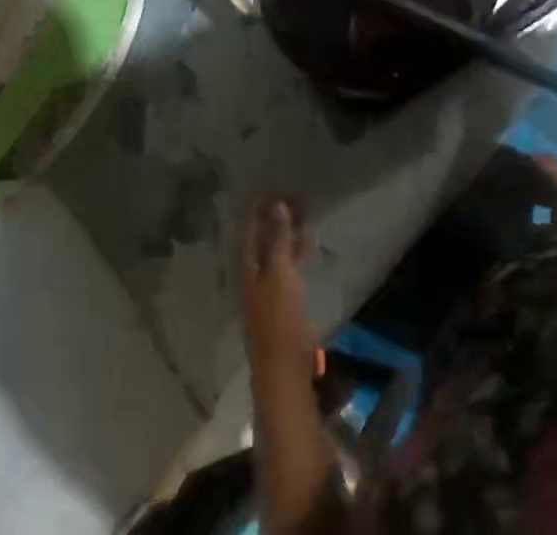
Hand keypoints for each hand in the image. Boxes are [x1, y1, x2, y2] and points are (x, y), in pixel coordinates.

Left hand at [242, 196, 314, 367]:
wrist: (283, 368)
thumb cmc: (280, 318)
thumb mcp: (281, 274)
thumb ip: (279, 239)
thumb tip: (276, 203)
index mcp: (247, 261)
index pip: (251, 221)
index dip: (264, 202)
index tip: (284, 188)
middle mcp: (251, 268)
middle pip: (262, 233)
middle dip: (277, 213)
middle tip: (300, 198)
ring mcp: (264, 282)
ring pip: (274, 247)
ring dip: (287, 229)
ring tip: (306, 214)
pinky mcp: (278, 296)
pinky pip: (284, 262)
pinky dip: (294, 249)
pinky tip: (308, 244)